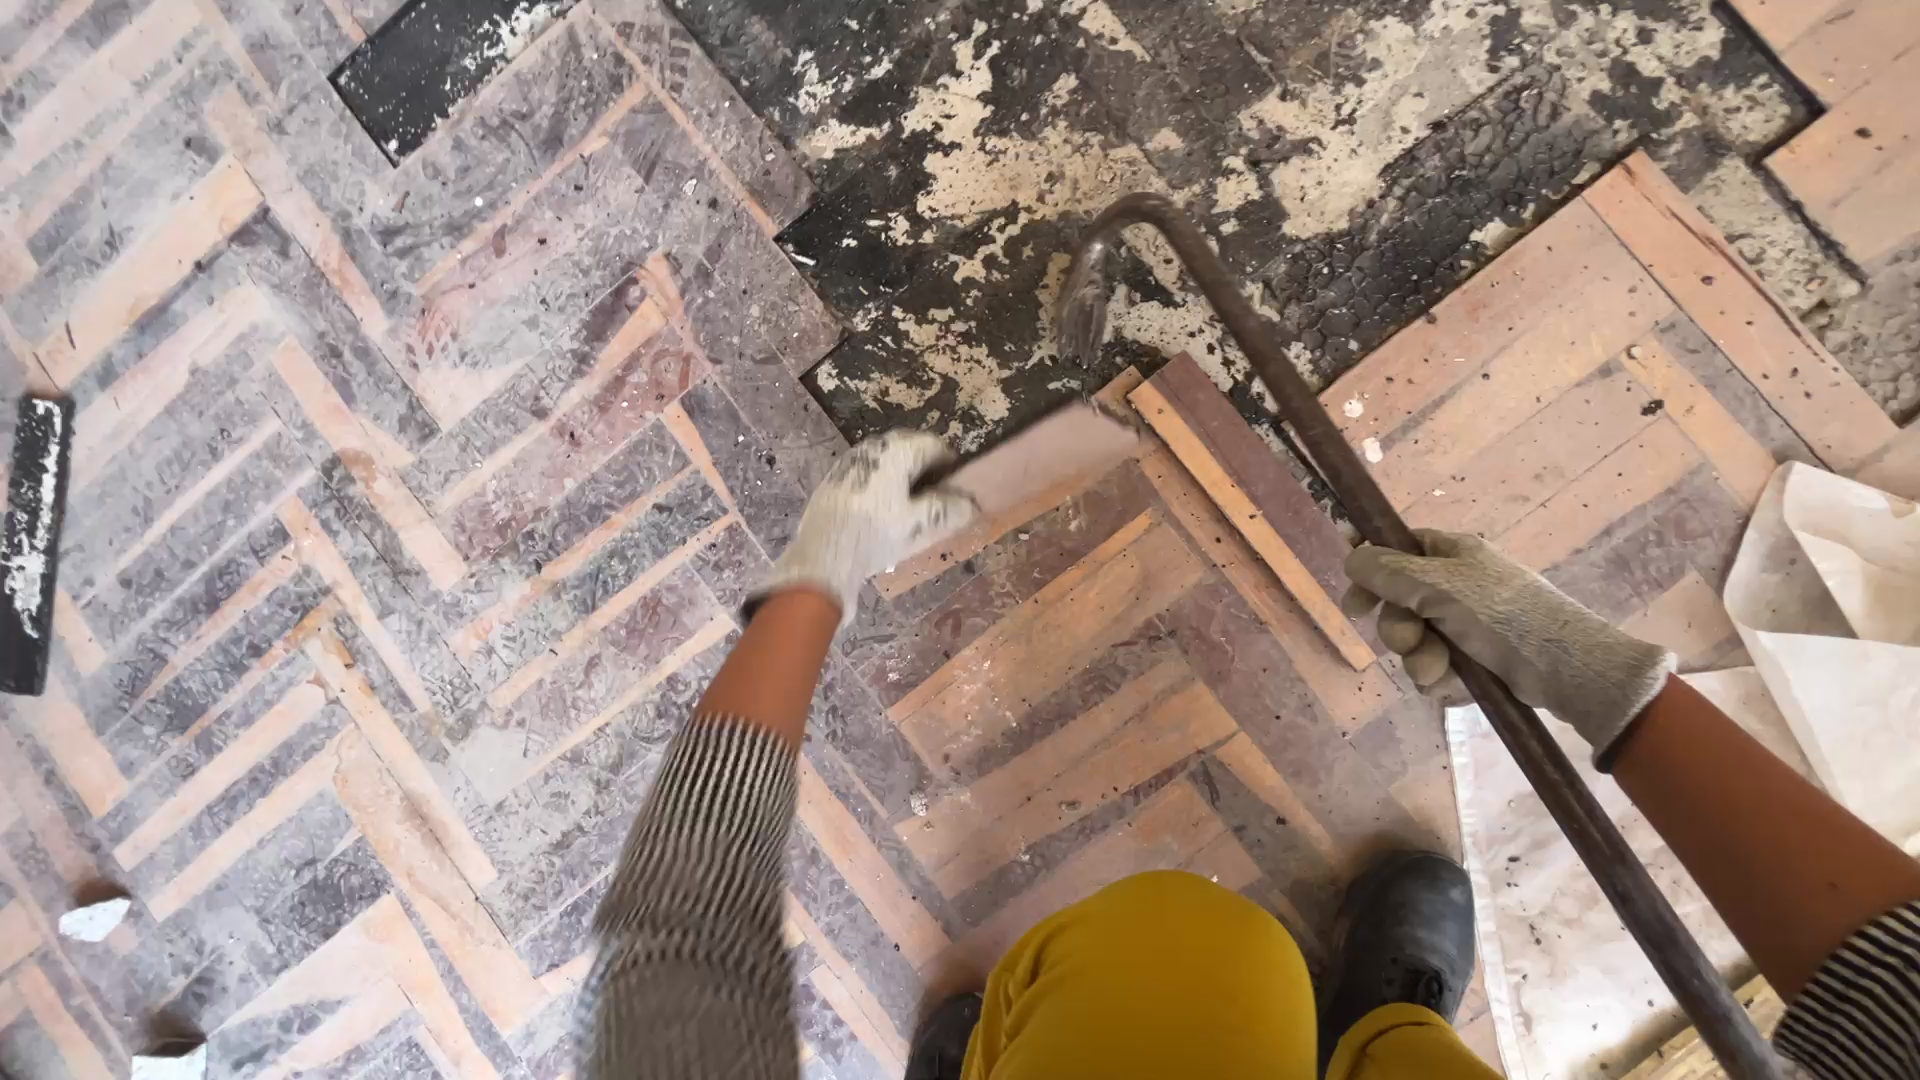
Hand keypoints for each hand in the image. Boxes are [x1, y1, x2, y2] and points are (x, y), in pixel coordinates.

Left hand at [751, 431, 976, 627]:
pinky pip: (868, 470)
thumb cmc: (876, 535)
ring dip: (903, 475)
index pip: (934, 445)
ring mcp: (851, 459)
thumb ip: (947, 509)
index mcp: (897, 451)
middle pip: (909, 448)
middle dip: (925, 468)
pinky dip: (881, 482)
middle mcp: (873, 446)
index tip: (953, 487)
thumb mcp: (918, 525)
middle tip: (933, 496)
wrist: (822, 554)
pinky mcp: (835, 476)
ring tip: (908, 504)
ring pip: (887, 459)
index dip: (949, 464)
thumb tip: (969, 503)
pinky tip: (880, 509)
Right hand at [1342, 528, 1674, 763]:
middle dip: (1397, 626)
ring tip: (1440, 667)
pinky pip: (1431, 665)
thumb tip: (1350, 559)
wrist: (1564, 669)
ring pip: (1410, 639)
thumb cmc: (1501, 614)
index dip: (1369, 560)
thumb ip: (1387, 570)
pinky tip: (1453, 682)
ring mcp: (1463, 623)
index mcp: (1450, 554)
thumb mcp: (1438, 584)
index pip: (1395, 545)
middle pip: (1395, 600)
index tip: (1350, 579)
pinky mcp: (1471, 659)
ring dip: (1417, 656)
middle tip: (1407, 638)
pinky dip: (1438, 676)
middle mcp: (1454, 585)